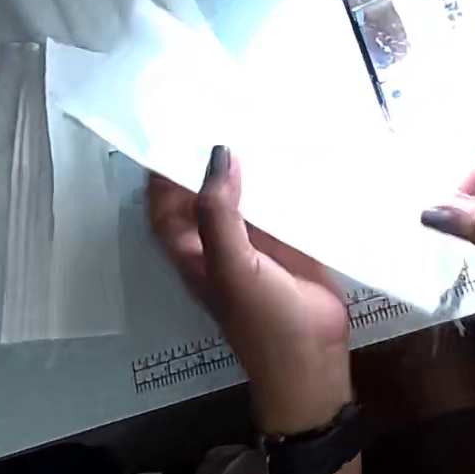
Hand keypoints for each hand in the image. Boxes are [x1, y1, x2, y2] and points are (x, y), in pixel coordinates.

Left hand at [149, 146, 351, 432]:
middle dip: (208, 165)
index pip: (166, 209)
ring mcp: (259, 248)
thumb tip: (218, 154)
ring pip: (248, 202)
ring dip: (250, 173)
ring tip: (258, 127)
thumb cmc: (263, 320)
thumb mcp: (232, 267)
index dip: (162, 176)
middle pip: (206, 199)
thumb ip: (220, 213)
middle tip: (219, 116)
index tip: (172, 132)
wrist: (312, 357)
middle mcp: (222, 246)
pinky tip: (297, 162)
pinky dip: (286, 189)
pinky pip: (284, 212)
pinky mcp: (293, 249)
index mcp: (195, 254)